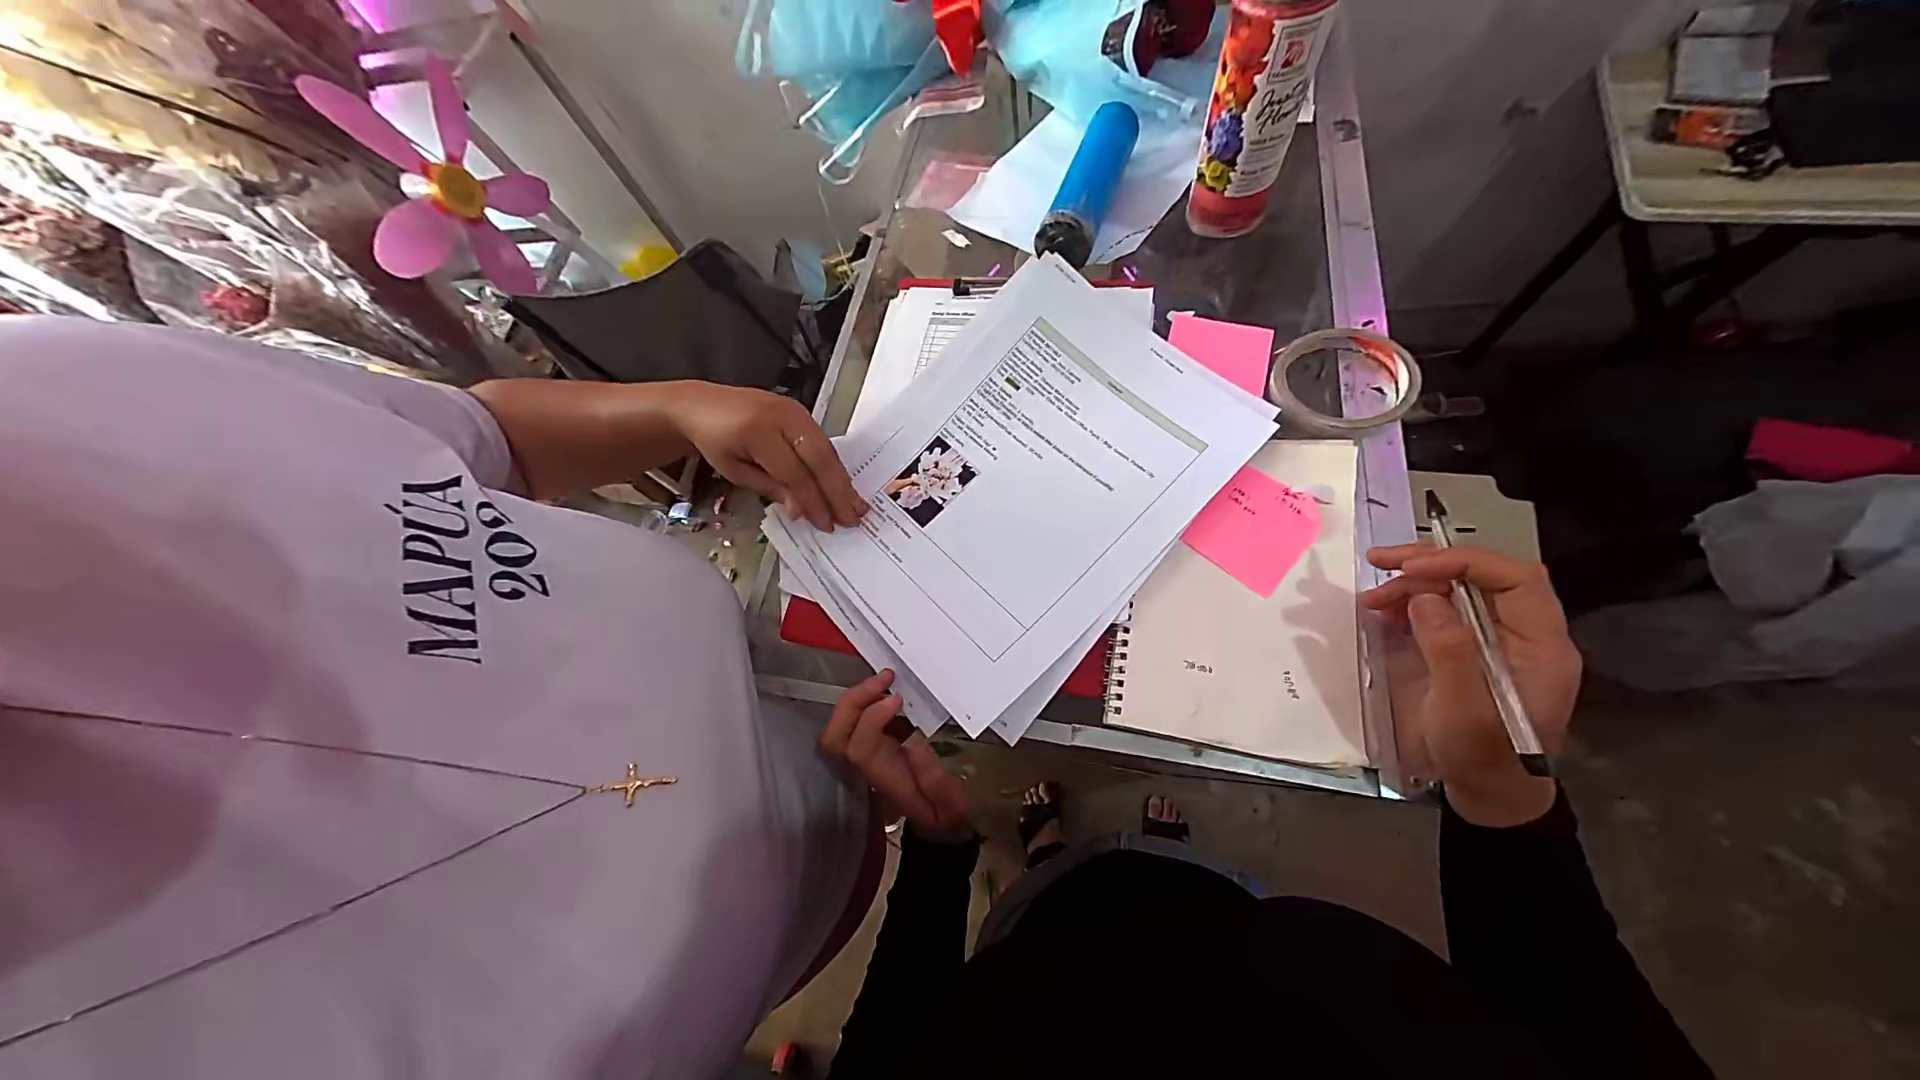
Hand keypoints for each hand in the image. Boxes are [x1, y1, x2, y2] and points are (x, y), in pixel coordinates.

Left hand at [665, 383, 868, 530]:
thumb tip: (800, 511)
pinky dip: (834, 467)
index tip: (825, 524)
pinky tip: (843, 486)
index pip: (794, 473)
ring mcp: (795, 411)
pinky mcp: (802, 412)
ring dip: (843, 481)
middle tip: (852, 518)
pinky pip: (823, 442)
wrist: (704, 405)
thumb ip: (770, 487)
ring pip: (827, 450)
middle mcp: (782, 416)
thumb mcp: (735, 470)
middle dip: (838, 492)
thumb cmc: (715, 440)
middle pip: (819, 458)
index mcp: (758, 432)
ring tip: (856, 506)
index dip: (812, 501)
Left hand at [820, 670, 971, 836]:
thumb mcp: (949, 806)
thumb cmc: (943, 816)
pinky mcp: (872, 748)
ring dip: (861, 697)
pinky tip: (892, 693)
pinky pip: (857, 722)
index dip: (872, 719)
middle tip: (886, 677)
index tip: (897, 699)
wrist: (937, 827)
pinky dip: (869, 703)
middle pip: (838, 733)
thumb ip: (935, 782)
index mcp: (881, 780)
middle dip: (856, 699)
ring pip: (842, 726)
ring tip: (888, 678)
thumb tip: (917, 746)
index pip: (859, 747)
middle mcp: (864, 768)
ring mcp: (865, 757)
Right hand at [1361, 544, 1582, 826]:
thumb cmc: (1481, 756)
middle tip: (1380, 561)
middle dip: (1430, 563)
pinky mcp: (1463, 647)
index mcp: (1540, 645)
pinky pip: (1438, 610)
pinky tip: (1380, 611)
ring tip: (1371, 600)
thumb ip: (1450, 652)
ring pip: (1456, 589)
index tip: (1411, 568)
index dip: (1464, 563)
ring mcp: (1491, 639)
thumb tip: (1424, 598)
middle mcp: (1520, 633)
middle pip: (1482, 576)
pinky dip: (1406, 603)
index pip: (1515, 579)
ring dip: (1411, 585)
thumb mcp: (1464, 710)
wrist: (1484, 791)